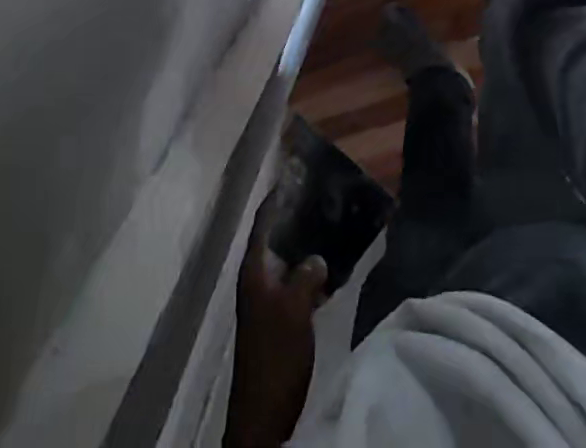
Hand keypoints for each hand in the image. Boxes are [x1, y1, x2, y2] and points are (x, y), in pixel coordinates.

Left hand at [225, 188, 329, 447]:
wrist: (265, 410)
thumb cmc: (276, 352)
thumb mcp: (294, 310)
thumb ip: (305, 277)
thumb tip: (316, 258)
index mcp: (253, 271)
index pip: (262, 223)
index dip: (275, 200)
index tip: (293, 177)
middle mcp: (257, 280)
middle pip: (274, 240)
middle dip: (294, 220)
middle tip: (321, 200)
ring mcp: (267, 301)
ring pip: (286, 263)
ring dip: (304, 249)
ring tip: (331, 228)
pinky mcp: (278, 320)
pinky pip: (294, 286)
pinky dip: (309, 277)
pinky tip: (331, 273)